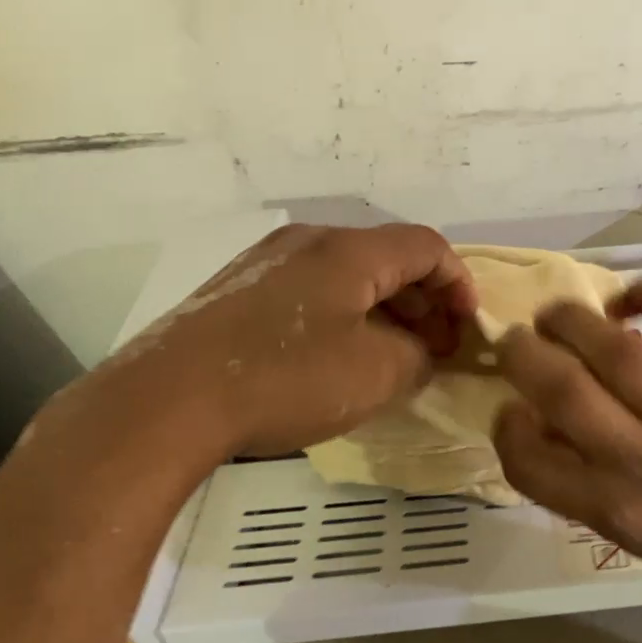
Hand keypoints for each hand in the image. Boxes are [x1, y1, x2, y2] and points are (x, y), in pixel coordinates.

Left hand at [74, 223, 476, 460]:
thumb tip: (419, 353)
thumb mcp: (376, 375)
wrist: (173, 400)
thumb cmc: (287, 379)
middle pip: (387, 259)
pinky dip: (347, 321)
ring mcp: (267, 265)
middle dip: (425, 304)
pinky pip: (314, 296)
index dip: (459, 284)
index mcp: (348, 251)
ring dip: (386, 315)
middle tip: (438, 352)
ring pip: (348, 278)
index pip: (426, 247)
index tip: (469, 330)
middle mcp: (307, 242)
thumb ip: (418, 357)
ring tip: (395, 361)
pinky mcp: (240, 295)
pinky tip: (343, 363)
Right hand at [493, 278, 641, 580]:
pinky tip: (625, 299)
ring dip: (572, 321)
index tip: (510, 410)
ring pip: (617, 350)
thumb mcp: (615, 529)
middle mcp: (639, 458)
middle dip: (523, 356)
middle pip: (564, 392)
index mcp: (607, 504)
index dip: (505, 430)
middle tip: (513, 343)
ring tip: (553, 316)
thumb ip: (570, 482)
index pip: (529, 462)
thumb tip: (533, 419)